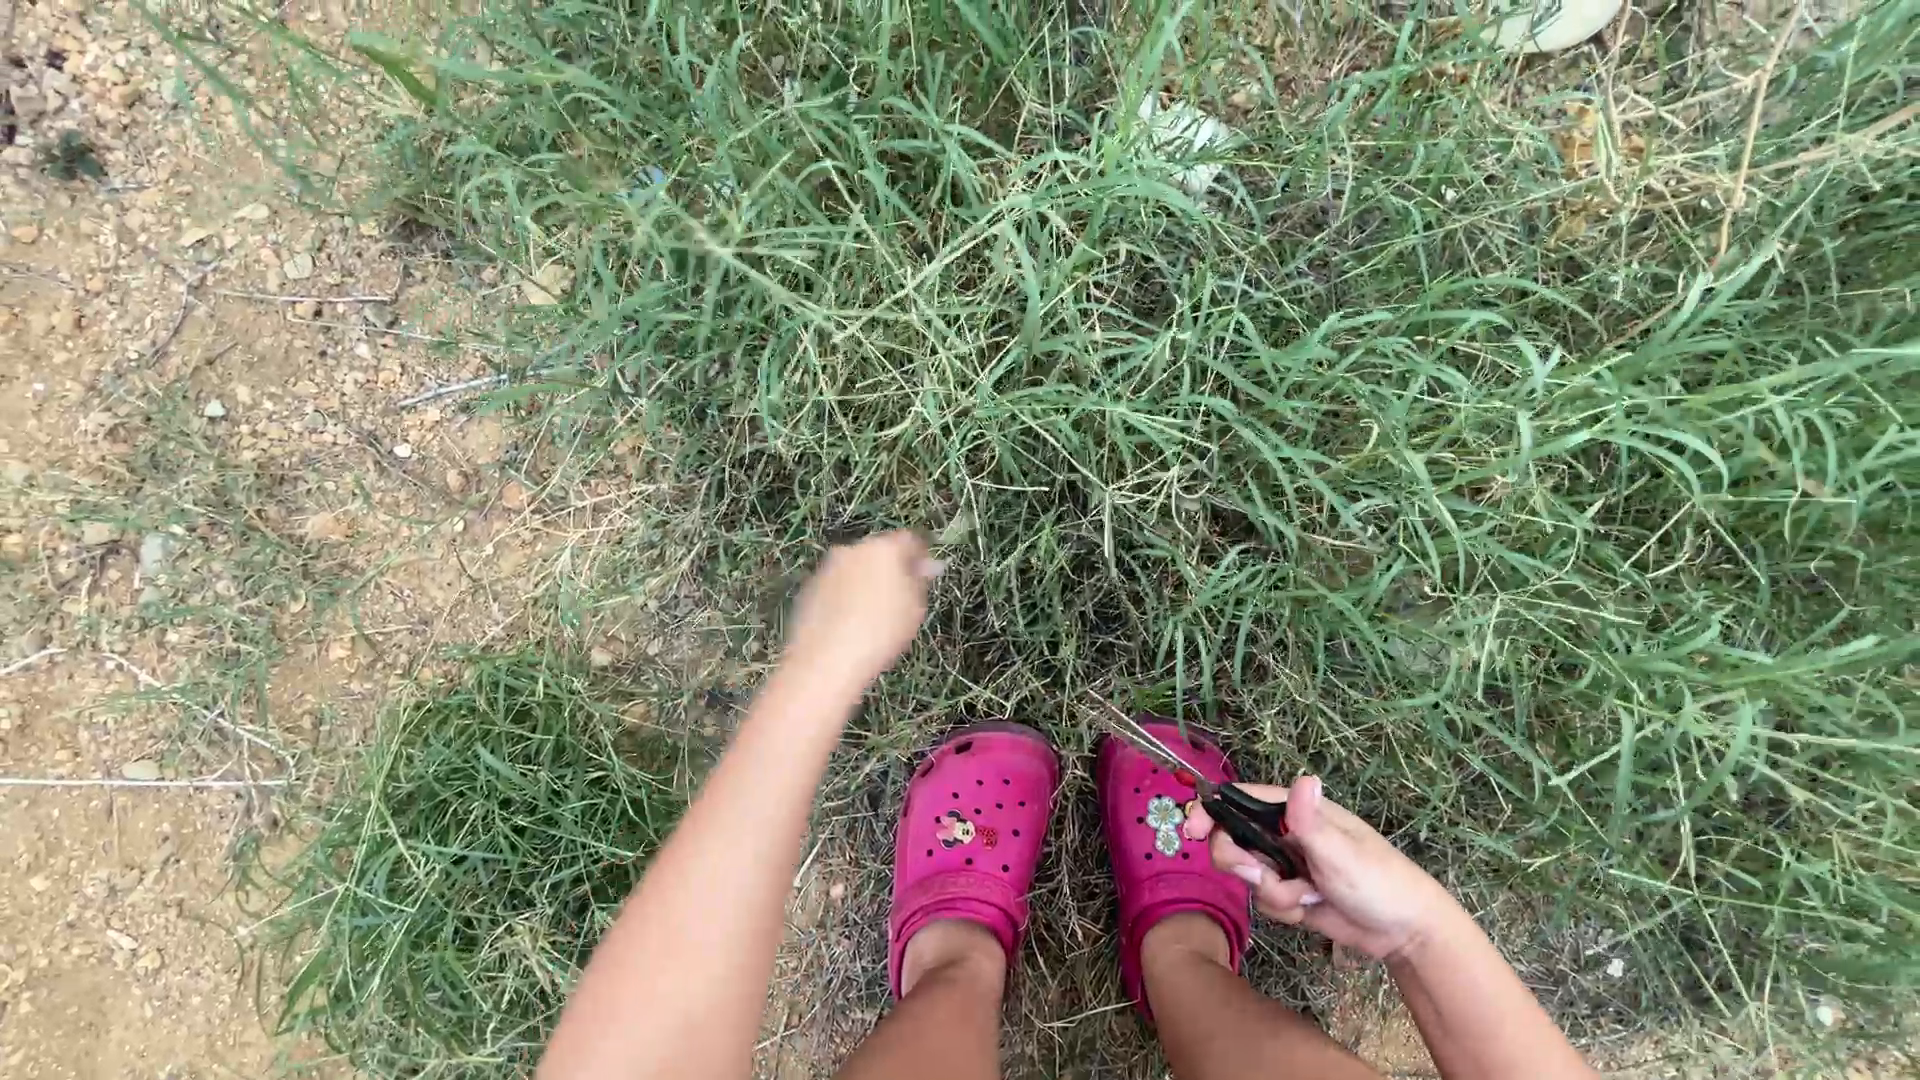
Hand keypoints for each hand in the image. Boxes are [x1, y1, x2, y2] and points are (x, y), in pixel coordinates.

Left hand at [782, 531, 940, 692]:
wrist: (825, 659)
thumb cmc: (880, 633)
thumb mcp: (914, 608)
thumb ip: (920, 580)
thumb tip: (926, 566)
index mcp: (884, 548)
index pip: (910, 540)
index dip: (920, 556)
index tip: (925, 576)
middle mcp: (853, 549)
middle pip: (879, 552)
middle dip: (891, 569)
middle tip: (900, 597)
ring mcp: (827, 567)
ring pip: (855, 567)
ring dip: (866, 581)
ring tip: (872, 614)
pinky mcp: (808, 587)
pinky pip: (836, 585)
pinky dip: (845, 595)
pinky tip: (849, 621)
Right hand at [1187, 775, 1466, 960]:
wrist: (1406, 935)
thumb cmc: (1380, 883)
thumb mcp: (1343, 854)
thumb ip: (1311, 822)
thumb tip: (1303, 777)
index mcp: (1297, 811)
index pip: (1240, 800)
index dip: (1212, 812)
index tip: (1192, 831)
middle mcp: (1286, 832)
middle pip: (1233, 838)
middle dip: (1241, 863)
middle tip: (1260, 878)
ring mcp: (1287, 863)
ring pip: (1247, 873)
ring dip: (1270, 892)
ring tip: (1304, 900)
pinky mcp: (1290, 892)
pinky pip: (1263, 899)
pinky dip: (1281, 909)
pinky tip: (1308, 912)